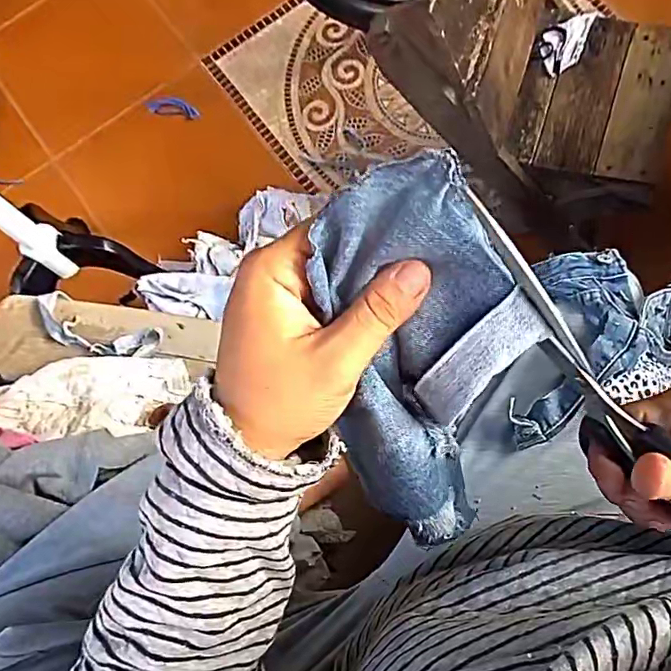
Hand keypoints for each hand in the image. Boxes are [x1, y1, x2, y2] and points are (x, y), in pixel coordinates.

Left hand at [216, 224, 432, 459]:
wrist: (250, 442)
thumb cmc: (281, 402)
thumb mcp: (336, 358)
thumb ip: (376, 313)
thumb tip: (416, 270)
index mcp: (270, 270)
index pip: (328, 227)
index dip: (371, 231)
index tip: (413, 237)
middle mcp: (269, 274)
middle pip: (332, 249)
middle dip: (373, 259)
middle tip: (420, 265)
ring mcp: (278, 296)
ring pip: (332, 275)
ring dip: (365, 284)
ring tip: (409, 285)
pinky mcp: (289, 317)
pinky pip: (327, 297)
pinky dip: (353, 303)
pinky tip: (383, 310)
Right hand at [586, 386, 670, 532]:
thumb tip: (644, 473)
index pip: (615, 420)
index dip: (607, 454)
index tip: (618, 483)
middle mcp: (663, 424)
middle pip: (614, 451)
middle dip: (623, 485)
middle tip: (642, 505)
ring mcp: (661, 447)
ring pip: (623, 473)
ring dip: (634, 500)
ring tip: (658, 515)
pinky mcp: (663, 469)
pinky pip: (637, 486)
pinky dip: (644, 506)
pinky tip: (662, 516)